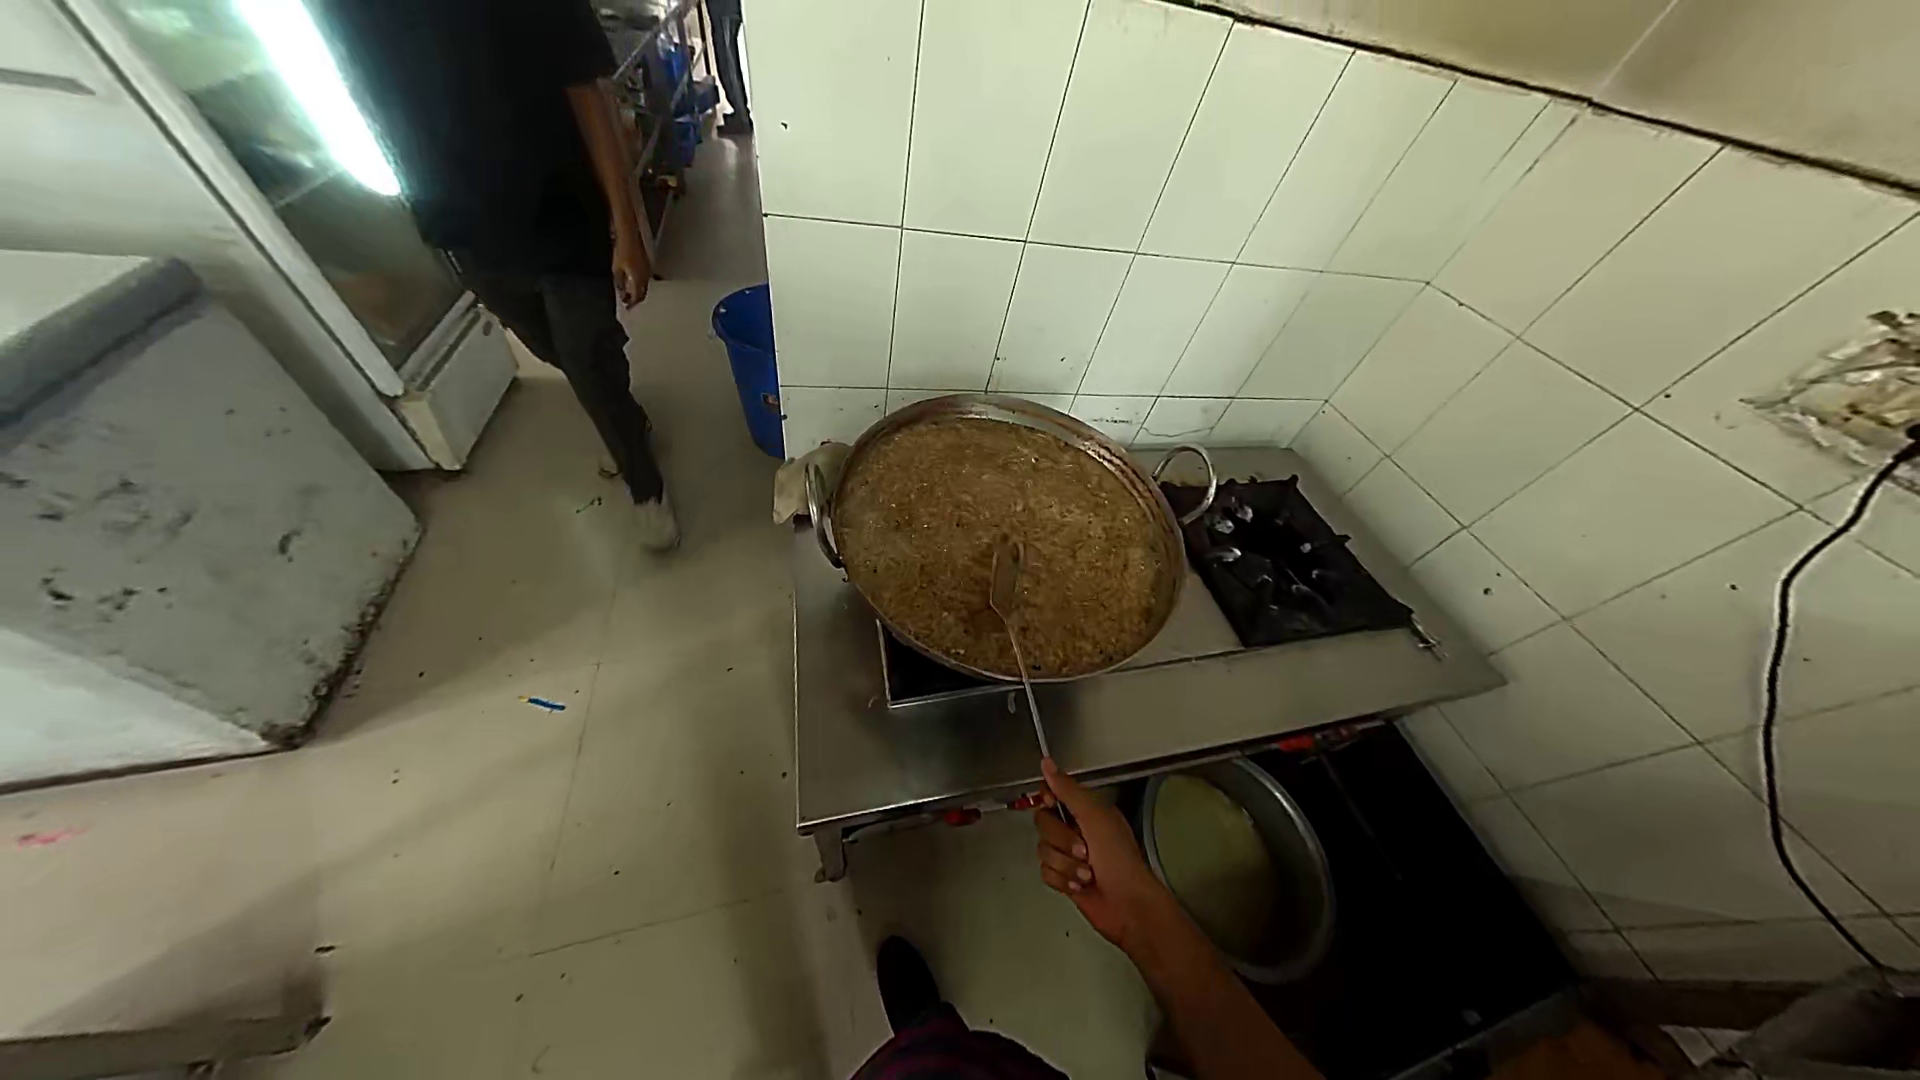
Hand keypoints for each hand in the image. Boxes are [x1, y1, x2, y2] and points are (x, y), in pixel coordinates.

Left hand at [613, 235, 649, 306]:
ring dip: (640, 292)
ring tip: (634, 294)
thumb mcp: (617, 269)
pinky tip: (637, 283)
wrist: (629, 236)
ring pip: (646, 287)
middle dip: (637, 299)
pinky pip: (647, 279)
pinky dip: (642, 284)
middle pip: (643, 293)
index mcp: (638, 280)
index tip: (628, 308)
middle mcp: (645, 278)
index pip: (637, 297)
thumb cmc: (622, 251)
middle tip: (631, 303)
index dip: (632, 303)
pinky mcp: (648, 265)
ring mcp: (648, 271)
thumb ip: (620, 283)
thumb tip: (622, 293)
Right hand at [1034, 757, 1183, 951]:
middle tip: (1084, 851)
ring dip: (1065, 865)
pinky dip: (1062, 880)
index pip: (1052, 792)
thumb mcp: (1094, 817)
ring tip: (1087, 874)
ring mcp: (1069, 854)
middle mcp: (1075, 828)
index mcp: (1085, 809)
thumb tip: (1046, 762)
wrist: (1129, 907)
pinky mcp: (1064, 877)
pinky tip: (1079, 886)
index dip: (1047, 800)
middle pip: (1043, 822)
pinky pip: (1045, 872)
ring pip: (1043, 849)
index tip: (1053, 806)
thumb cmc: (1118, 859)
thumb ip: (1068, 790)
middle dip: (1062, 841)